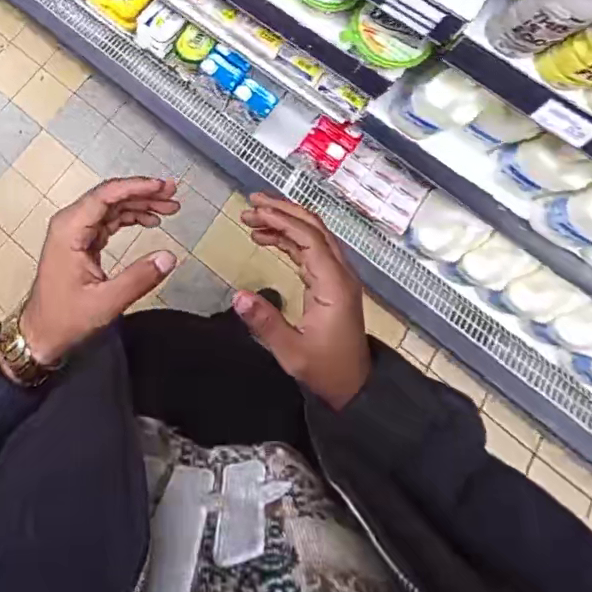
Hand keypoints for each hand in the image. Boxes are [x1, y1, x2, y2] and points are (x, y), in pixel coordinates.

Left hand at [18, 177, 180, 365]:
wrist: (40, 335)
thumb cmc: (64, 319)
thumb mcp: (105, 303)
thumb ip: (139, 278)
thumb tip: (169, 257)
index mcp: (70, 229)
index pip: (106, 194)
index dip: (136, 186)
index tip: (161, 187)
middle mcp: (71, 223)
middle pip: (111, 196)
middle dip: (144, 192)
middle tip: (173, 193)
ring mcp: (76, 230)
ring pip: (113, 205)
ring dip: (141, 203)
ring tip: (170, 207)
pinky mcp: (82, 240)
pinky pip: (110, 219)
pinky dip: (132, 216)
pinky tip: (151, 220)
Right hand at [232, 193, 370, 409]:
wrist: (355, 387)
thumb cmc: (326, 371)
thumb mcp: (292, 352)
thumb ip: (265, 322)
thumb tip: (237, 296)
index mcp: (334, 283)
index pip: (309, 237)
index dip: (282, 219)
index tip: (254, 211)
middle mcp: (339, 272)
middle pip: (314, 227)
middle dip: (283, 210)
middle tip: (251, 204)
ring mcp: (337, 276)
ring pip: (313, 236)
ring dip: (285, 223)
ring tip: (251, 220)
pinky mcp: (332, 283)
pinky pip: (311, 250)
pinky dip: (289, 240)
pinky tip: (267, 239)